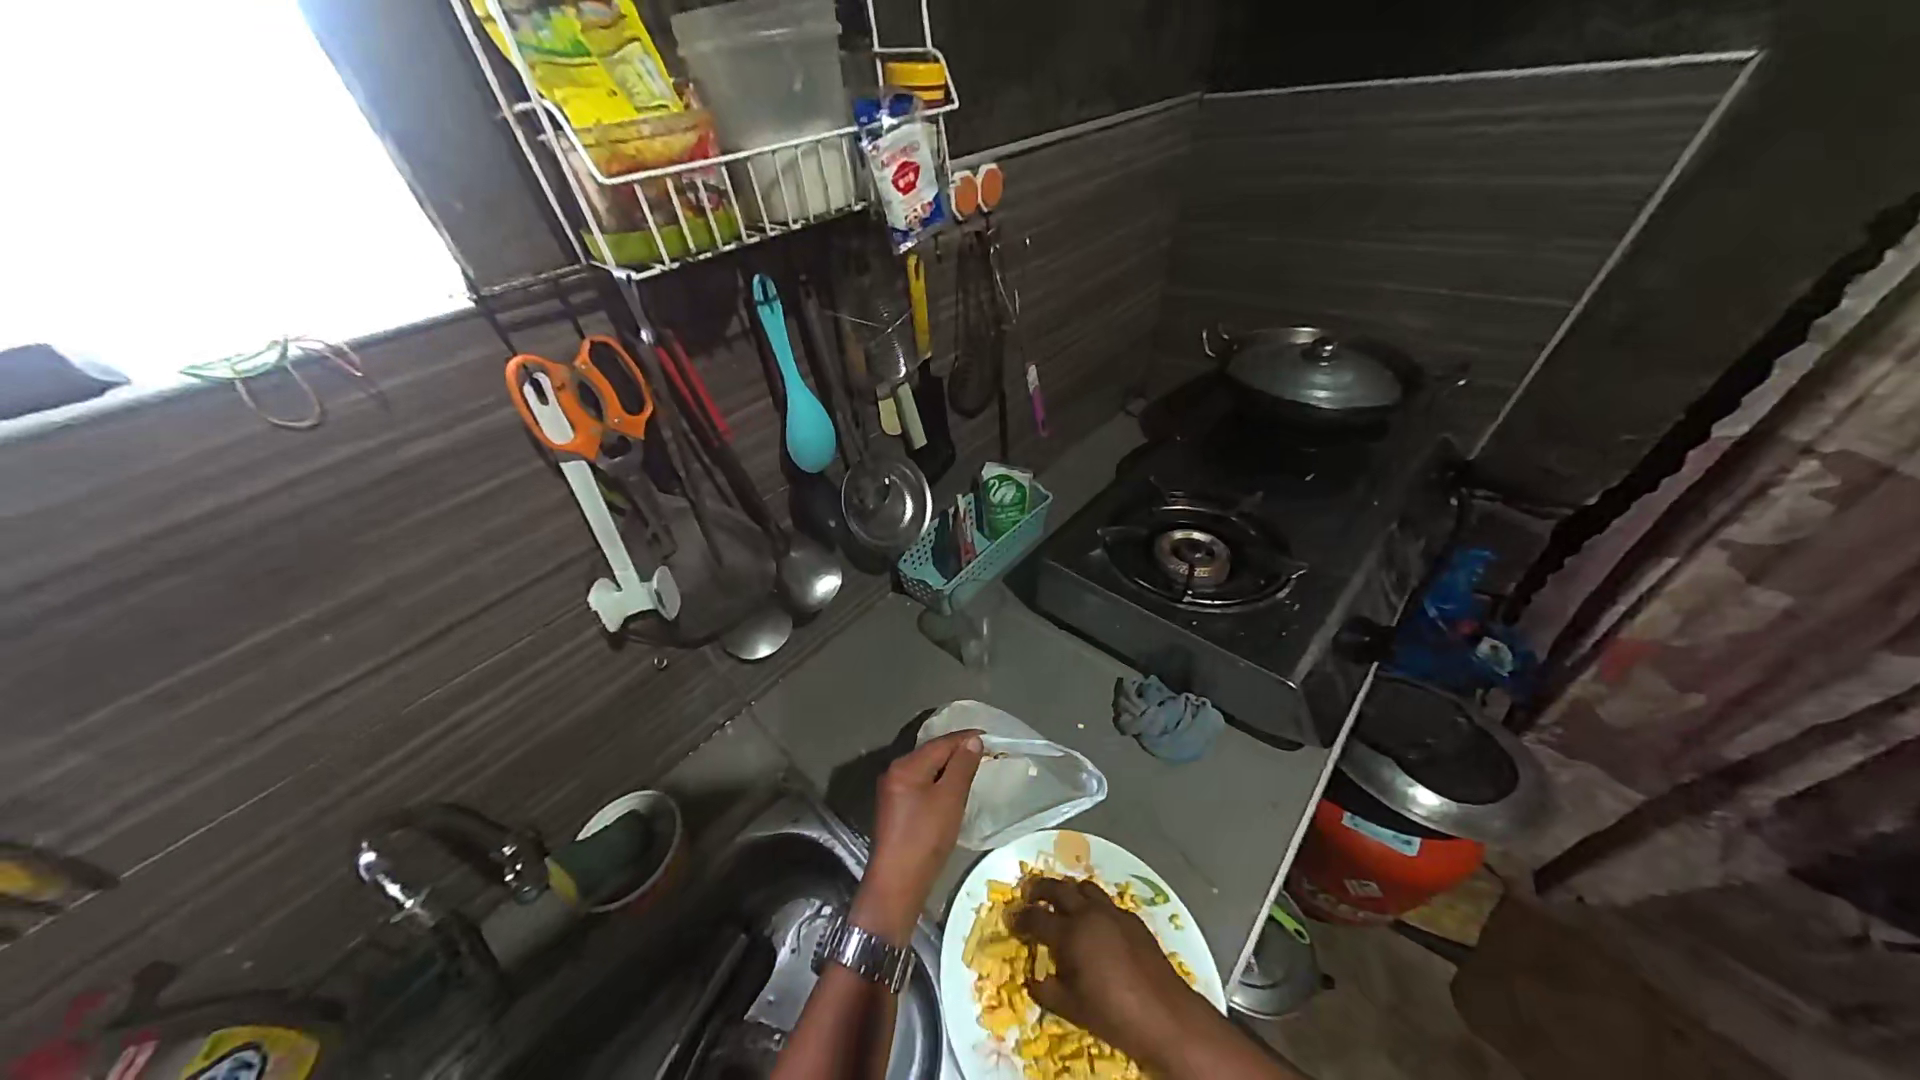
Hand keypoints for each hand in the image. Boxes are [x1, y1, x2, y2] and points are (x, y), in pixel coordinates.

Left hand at [850, 730, 983, 943]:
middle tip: (985, 751)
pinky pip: (921, 783)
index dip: (966, 738)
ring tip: (973, 766)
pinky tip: (952, 787)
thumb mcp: (949, 799)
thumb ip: (962, 766)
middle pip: (931, 753)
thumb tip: (973, 740)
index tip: (990, 736)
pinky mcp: (896, 808)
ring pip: (926, 768)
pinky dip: (939, 781)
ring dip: (949, 766)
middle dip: (957, 750)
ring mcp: (892, 790)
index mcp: (905, 766)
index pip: (941, 743)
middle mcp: (894, 771)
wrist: (897, 884)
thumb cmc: (925, 837)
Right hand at [1010, 877, 1211, 1070]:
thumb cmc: (1113, 1014)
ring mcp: (1113, 913)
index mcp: (1070, 934)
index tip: (1012, 919)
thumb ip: (1045, 989)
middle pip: (1058, 888)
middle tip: (1029, 893)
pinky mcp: (1133, 919)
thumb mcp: (1070, 1008)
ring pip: (1084, 888)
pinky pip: (1106, 902)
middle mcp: (1089, 914)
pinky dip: (1093, 905)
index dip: (1020, 917)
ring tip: (1061, 900)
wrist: (1165, 1015)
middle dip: (1039, 888)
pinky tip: (1095, 923)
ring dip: (1068, 891)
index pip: (1036, 917)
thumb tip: (1033, 978)